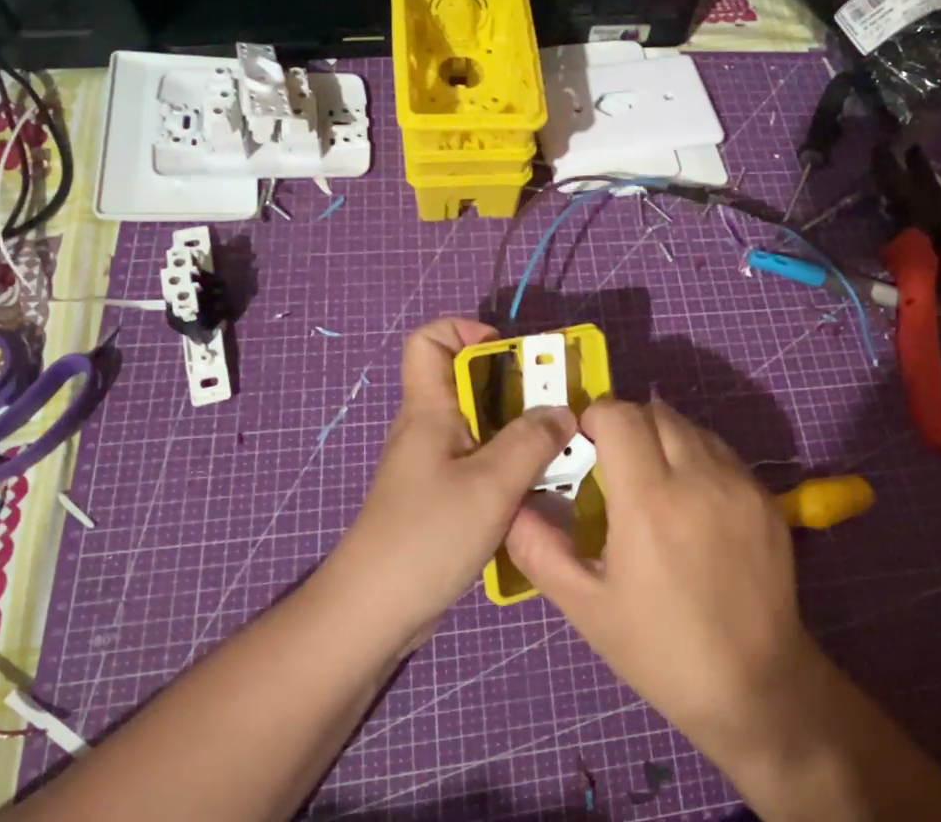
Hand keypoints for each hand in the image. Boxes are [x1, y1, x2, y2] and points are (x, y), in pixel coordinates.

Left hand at [330, 318, 577, 643]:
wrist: (376, 611)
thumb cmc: (428, 535)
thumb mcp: (491, 483)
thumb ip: (531, 441)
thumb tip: (563, 411)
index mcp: (428, 409)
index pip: (430, 340)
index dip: (467, 330)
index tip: (514, 353)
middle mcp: (429, 429)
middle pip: (470, 384)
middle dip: (519, 388)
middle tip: (560, 409)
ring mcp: (435, 467)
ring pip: (484, 430)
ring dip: (523, 435)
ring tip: (563, 453)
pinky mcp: (443, 500)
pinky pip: (483, 467)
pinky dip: (513, 471)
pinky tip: (540, 494)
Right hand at [504, 398, 817, 752]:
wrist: (754, 684)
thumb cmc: (660, 649)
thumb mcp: (586, 607)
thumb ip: (540, 549)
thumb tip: (513, 505)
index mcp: (649, 501)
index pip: (620, 415)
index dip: (595, 418)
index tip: (584, 444)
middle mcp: (698, 478)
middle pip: (656, 412)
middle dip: (628, 425)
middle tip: (613, 464)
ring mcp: (740, 485)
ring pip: (693, 428)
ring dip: (664, 438)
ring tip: (653, 482)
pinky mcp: (766, 499)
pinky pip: (724, 455)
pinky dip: (698, 460)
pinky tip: (691, 503)